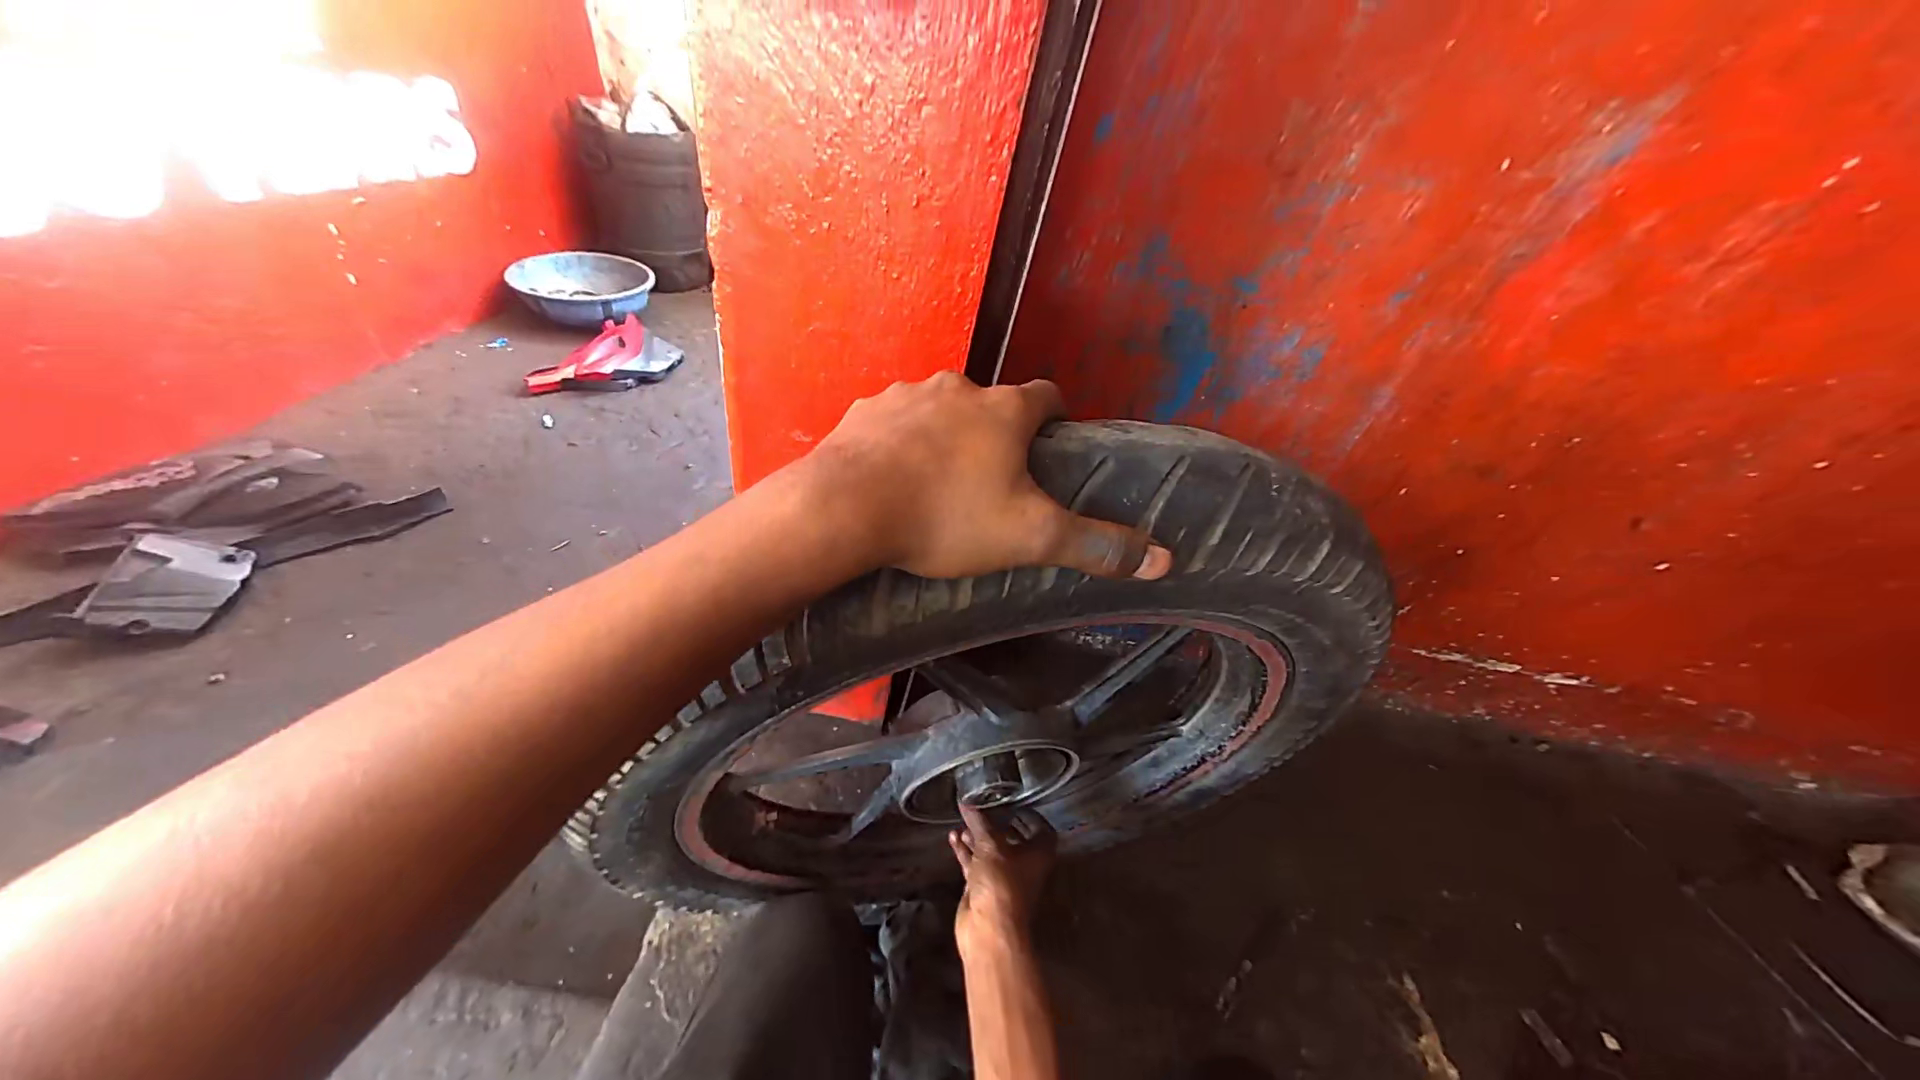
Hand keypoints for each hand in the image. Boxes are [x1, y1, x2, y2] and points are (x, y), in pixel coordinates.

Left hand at [800, 372, 1172, 580]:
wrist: (845, 509)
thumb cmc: (946, 518)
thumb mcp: (1029, 537)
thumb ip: (1095, 544)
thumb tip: (1164, 559)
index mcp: (1004, 409)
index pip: (1048, 396)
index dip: (1055, 419)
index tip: (1051, 446)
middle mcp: (957, 387)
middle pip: (990, 404)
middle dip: (995, 434)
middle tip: (990, 482)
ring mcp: (904, 395)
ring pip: (938, 409)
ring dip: (944, 436)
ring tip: (936, 484)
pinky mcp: (862, 412)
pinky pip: (892, 422)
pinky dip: (899, 442)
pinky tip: (890, 478)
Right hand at [950, 804, 1056, 950]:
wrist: (988, 929)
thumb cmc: (1000, 882)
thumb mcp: (990, 845)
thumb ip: (979, 821)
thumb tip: (966, 800)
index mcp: (1039, 853)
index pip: (1040, 828)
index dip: (1028, 814)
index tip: (1013, 802)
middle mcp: (1025, 865)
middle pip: (1013, 839)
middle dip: (997, 823)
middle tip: (983, 807)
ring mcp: (1004, 878)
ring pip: (991, 851)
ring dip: (977, 836)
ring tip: (963, 818)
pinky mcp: (984, 888)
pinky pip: (975, 863)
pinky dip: (965, 850)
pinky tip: (953, 836)